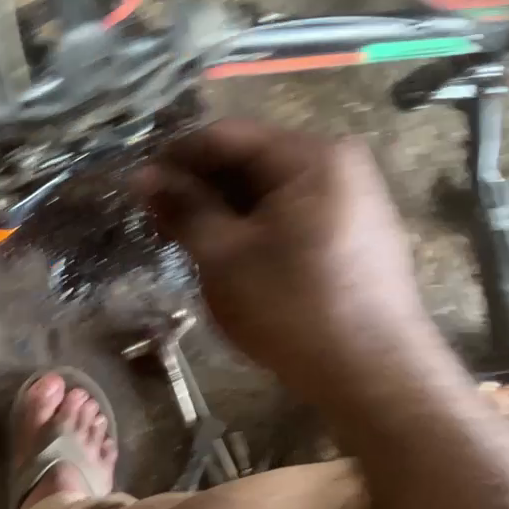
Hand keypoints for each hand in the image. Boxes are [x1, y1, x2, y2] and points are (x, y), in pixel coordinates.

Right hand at [137, 120, 443, 404]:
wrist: (372, 373)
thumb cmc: (291, 308)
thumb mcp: (223, 255)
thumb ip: (183, 208)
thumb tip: (142, 177)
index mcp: (311, 156)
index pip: (225, 136)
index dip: (174, 157)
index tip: (135, 188)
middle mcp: (337, 163)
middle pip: (249, 159)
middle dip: (197, 185)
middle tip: (153, 219)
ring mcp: (351, 198)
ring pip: (266, 189)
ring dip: (220, 208)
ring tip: (181, 239)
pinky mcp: (351, 232)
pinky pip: (288, 211)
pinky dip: (249, 224)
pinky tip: (223, 252)